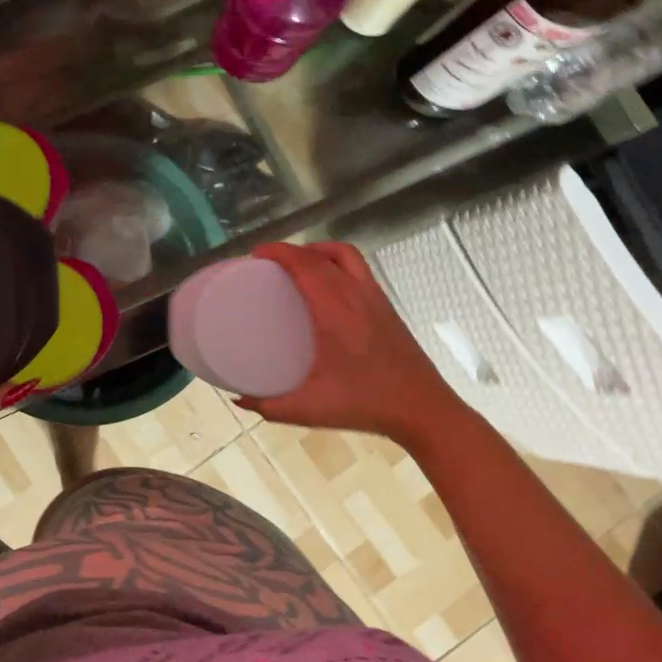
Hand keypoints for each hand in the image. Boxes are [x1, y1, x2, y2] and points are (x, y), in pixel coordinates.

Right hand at [232, 242, 468, 444]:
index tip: (256, 255)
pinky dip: (337, 263)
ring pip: (346, 255)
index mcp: (335, 313)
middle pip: (323, 255)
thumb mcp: (310, 409)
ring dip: (319, 251)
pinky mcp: (387, 308)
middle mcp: (357, 297)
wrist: (423, 410)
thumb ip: (269, 406)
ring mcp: (376, 299)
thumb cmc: (366, 405)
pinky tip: (326, 286)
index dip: (279, 252)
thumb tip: (239, 398)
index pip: (306, 265)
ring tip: (298, 264)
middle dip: (293, 250)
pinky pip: (359, 269)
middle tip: (268, 263)